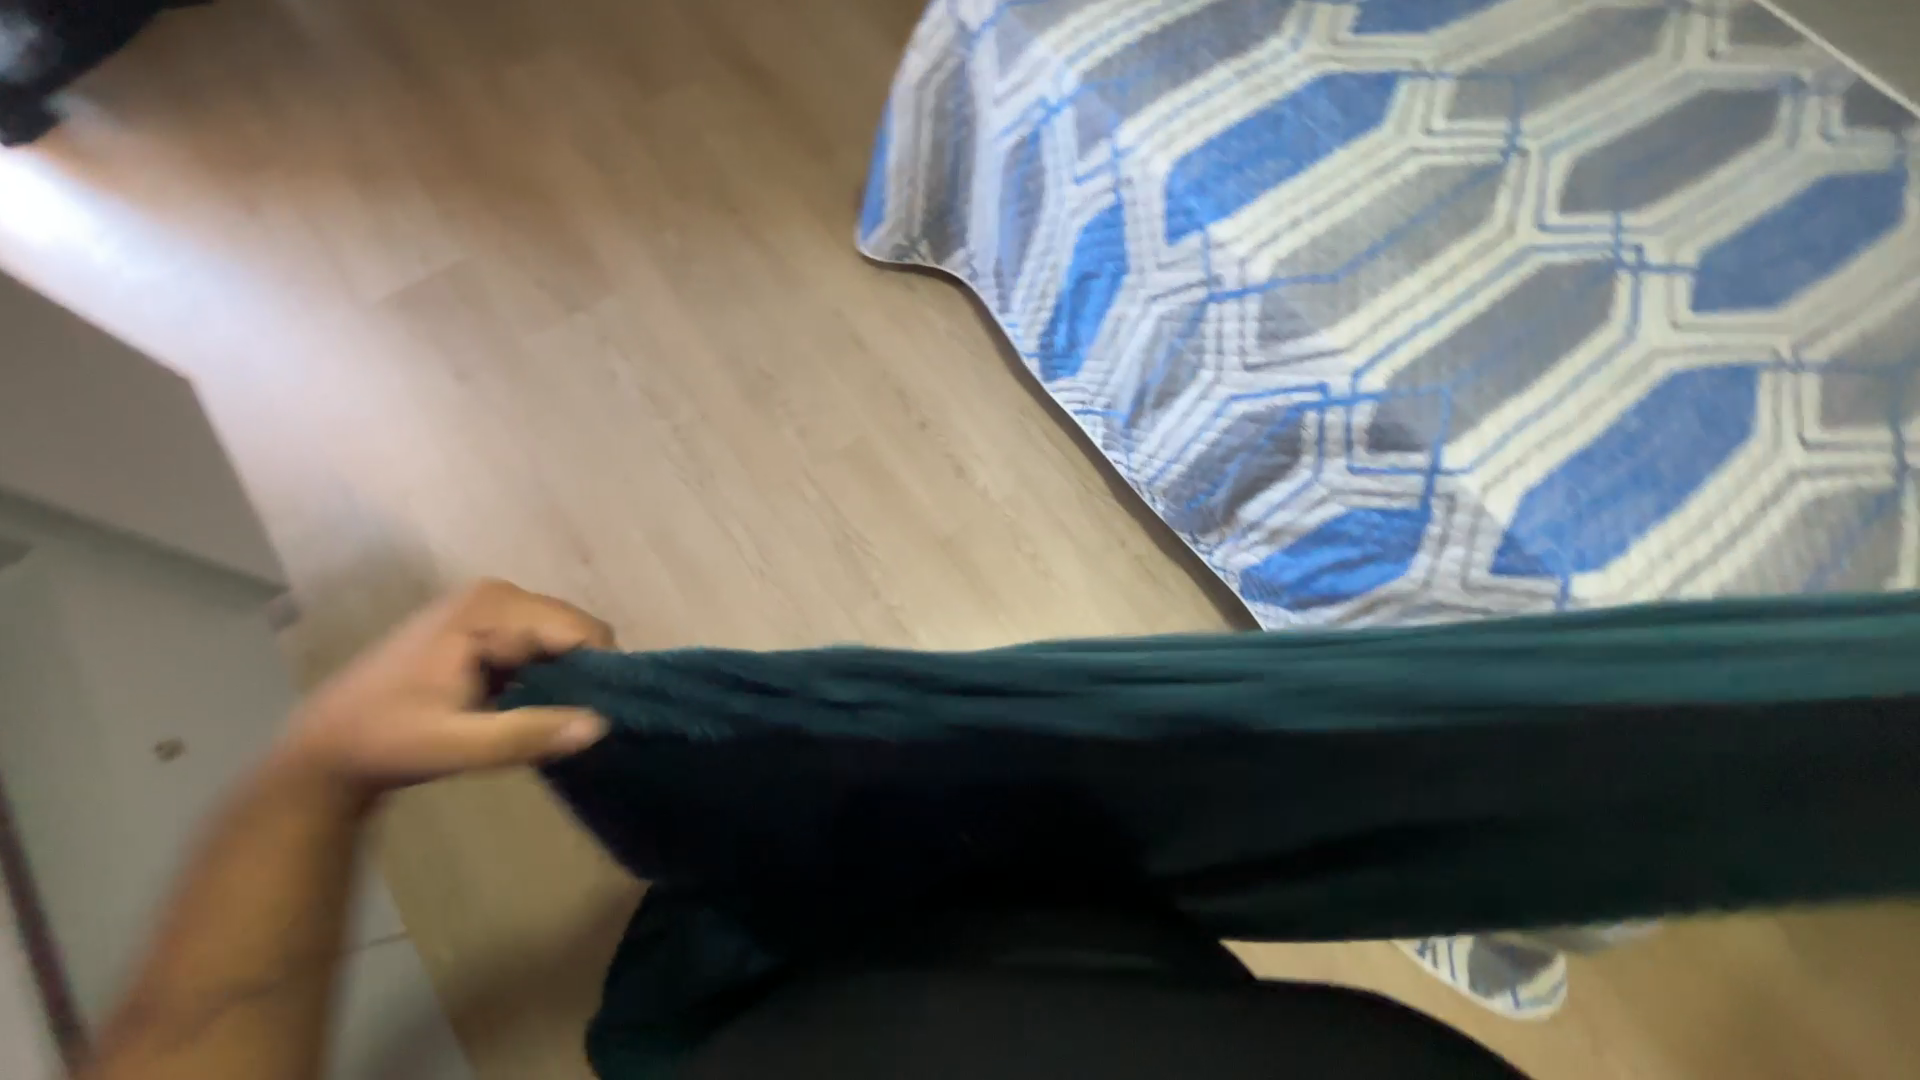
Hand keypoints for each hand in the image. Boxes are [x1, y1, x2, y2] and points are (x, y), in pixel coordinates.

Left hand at [276, 579, 615, 800]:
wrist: (324, 748)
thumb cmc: (387, 742)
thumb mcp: (455, 747)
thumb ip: (527, 734)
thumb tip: (602, 723)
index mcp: (491, 609)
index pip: (581, 631)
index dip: (600, 673)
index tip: (597, 717)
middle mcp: (497, 593)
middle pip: (577, 628)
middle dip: (585, 673)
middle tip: (569, 721)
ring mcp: (490, 604)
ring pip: (565, 635)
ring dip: (568, 674)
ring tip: (550, 714)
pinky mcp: (485, 621)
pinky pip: (543, 640)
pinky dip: (550, 670)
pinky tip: (530, 702)